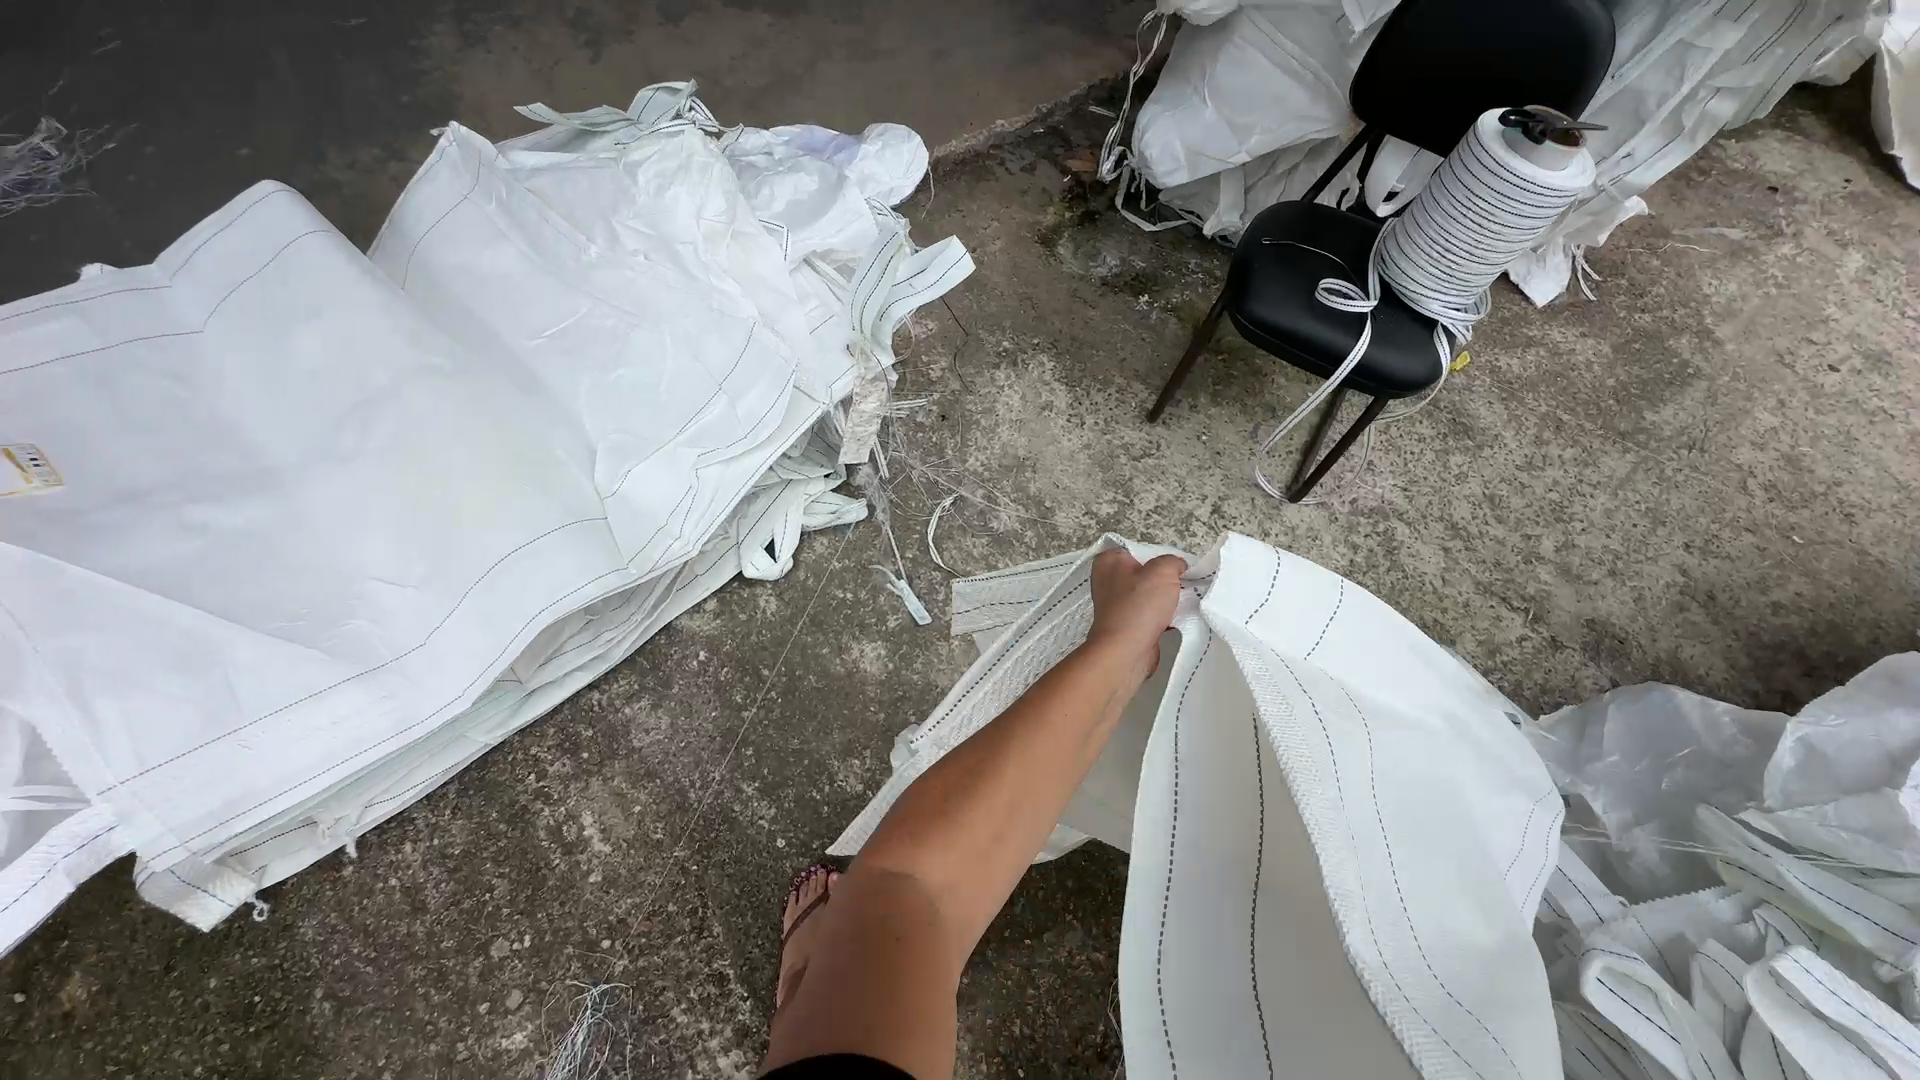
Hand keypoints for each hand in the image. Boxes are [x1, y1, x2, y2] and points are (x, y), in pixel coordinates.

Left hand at [1084, 549, 1185, 681]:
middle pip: (1147, 573)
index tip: (1180, 569)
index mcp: (1110, 561)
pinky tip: (1176, 619)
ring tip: (1182, 603)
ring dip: (1167, 600)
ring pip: (1151, 594)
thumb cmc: (1139, 606)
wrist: (1126, 651)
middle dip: (1167, 580)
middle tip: (1183, 586)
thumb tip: (1178, 566)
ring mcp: (1116, 603)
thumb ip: (1173, 561)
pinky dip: (1163, 616)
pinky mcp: (1126, 623)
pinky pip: (1150, 613)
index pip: (1142, 550)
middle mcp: (1108, 580)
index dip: (1163, 559)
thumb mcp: (1163, 571)